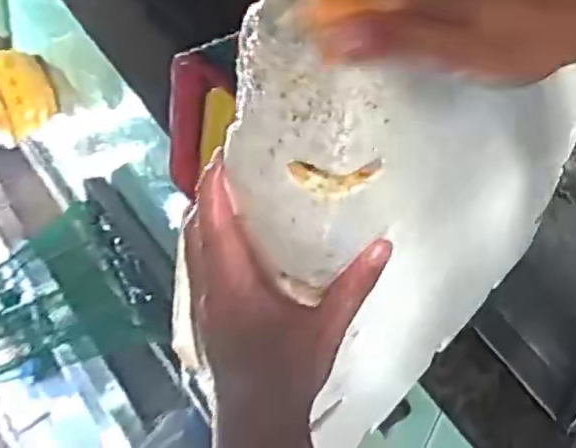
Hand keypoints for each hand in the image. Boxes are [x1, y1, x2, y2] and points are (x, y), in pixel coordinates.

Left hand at [184, 161, 389, 444]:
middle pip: (194, 230)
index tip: (223, 153)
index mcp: (232, 287)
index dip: (214, 187)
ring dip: (204, 214)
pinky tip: (231, 233)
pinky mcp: (205, 316)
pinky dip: (206, 236)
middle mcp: (209, 291)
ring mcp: (202, 305)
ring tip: (230, 186)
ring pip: (191, 247)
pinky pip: (197, 262)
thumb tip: (384, 244)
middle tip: (232, 160)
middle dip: (207, 192)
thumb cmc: (288, 375)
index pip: (214, 226)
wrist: (256, 425)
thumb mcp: (326, 329)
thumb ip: (355, 285)